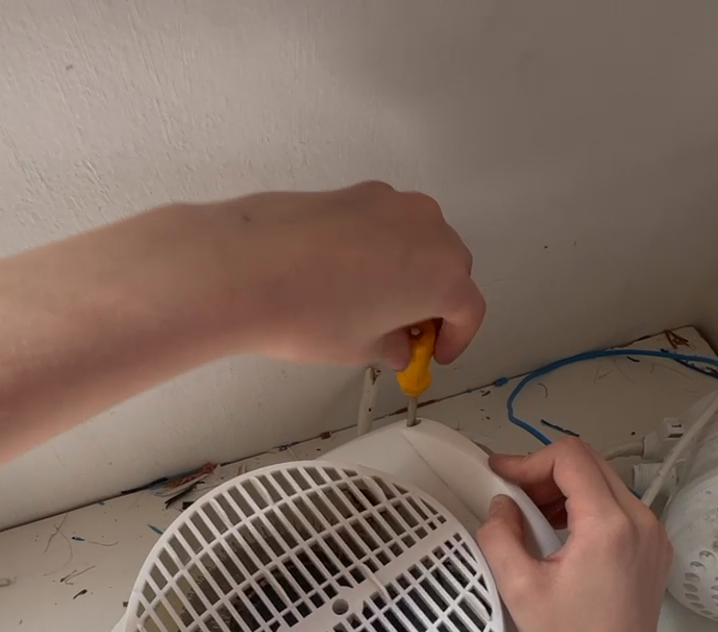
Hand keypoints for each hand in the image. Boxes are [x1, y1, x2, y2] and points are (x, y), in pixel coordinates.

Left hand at [183, 182, 485, 368]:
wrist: (248, 270)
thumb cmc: (309, 314)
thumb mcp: (361, 349)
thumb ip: (392, 346)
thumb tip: (396, 344)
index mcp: (444, 276)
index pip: (469, 310)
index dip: (457, 339)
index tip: (436, 353)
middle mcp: (429, 231)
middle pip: (452, 270)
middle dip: (437, 303)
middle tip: (409, 333)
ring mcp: (394, 204)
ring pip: (422, 242)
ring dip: (412, 273)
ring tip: (378, 306)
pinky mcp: (360, 192)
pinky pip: (389, 226)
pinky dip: (385, 251)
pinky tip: (352, 277)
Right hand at [477, 439, 674, 631]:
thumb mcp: (518, 588)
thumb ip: (499, 536)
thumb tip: (501, 506)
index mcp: (607, 525)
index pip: (569, 458)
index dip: (528, 460)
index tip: (500, 476)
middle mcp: (639, 519)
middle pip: (588, 462)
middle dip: (544, 472)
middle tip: (513, 496)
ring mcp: (652, 531)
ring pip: (603, 480)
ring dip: (563, 489)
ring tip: (533, 518)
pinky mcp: (654, 544)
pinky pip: (617, 504)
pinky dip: (585, 506)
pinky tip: (561, 534)